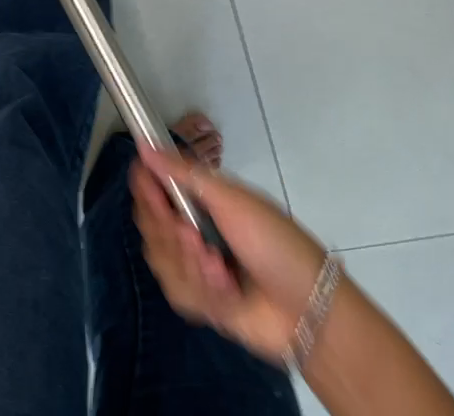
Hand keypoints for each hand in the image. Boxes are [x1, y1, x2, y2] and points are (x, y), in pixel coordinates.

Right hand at [132, 150, 330, 364]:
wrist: (308, 308)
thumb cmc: (275, 243)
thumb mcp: (233, 201)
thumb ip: (184, 174)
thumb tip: (144, 144)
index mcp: (203, 203)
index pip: (156, 190)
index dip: (146, 188)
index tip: (145, 185)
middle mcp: (194, 232)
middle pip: (151, 226)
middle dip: (169, 233)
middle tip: (193, 234)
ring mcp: (195, 268)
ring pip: (161, 261)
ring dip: (190, 264)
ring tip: (218, 266)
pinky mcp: (201, 302)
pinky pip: (179, 292)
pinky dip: (203, 290)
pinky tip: (228, 289)